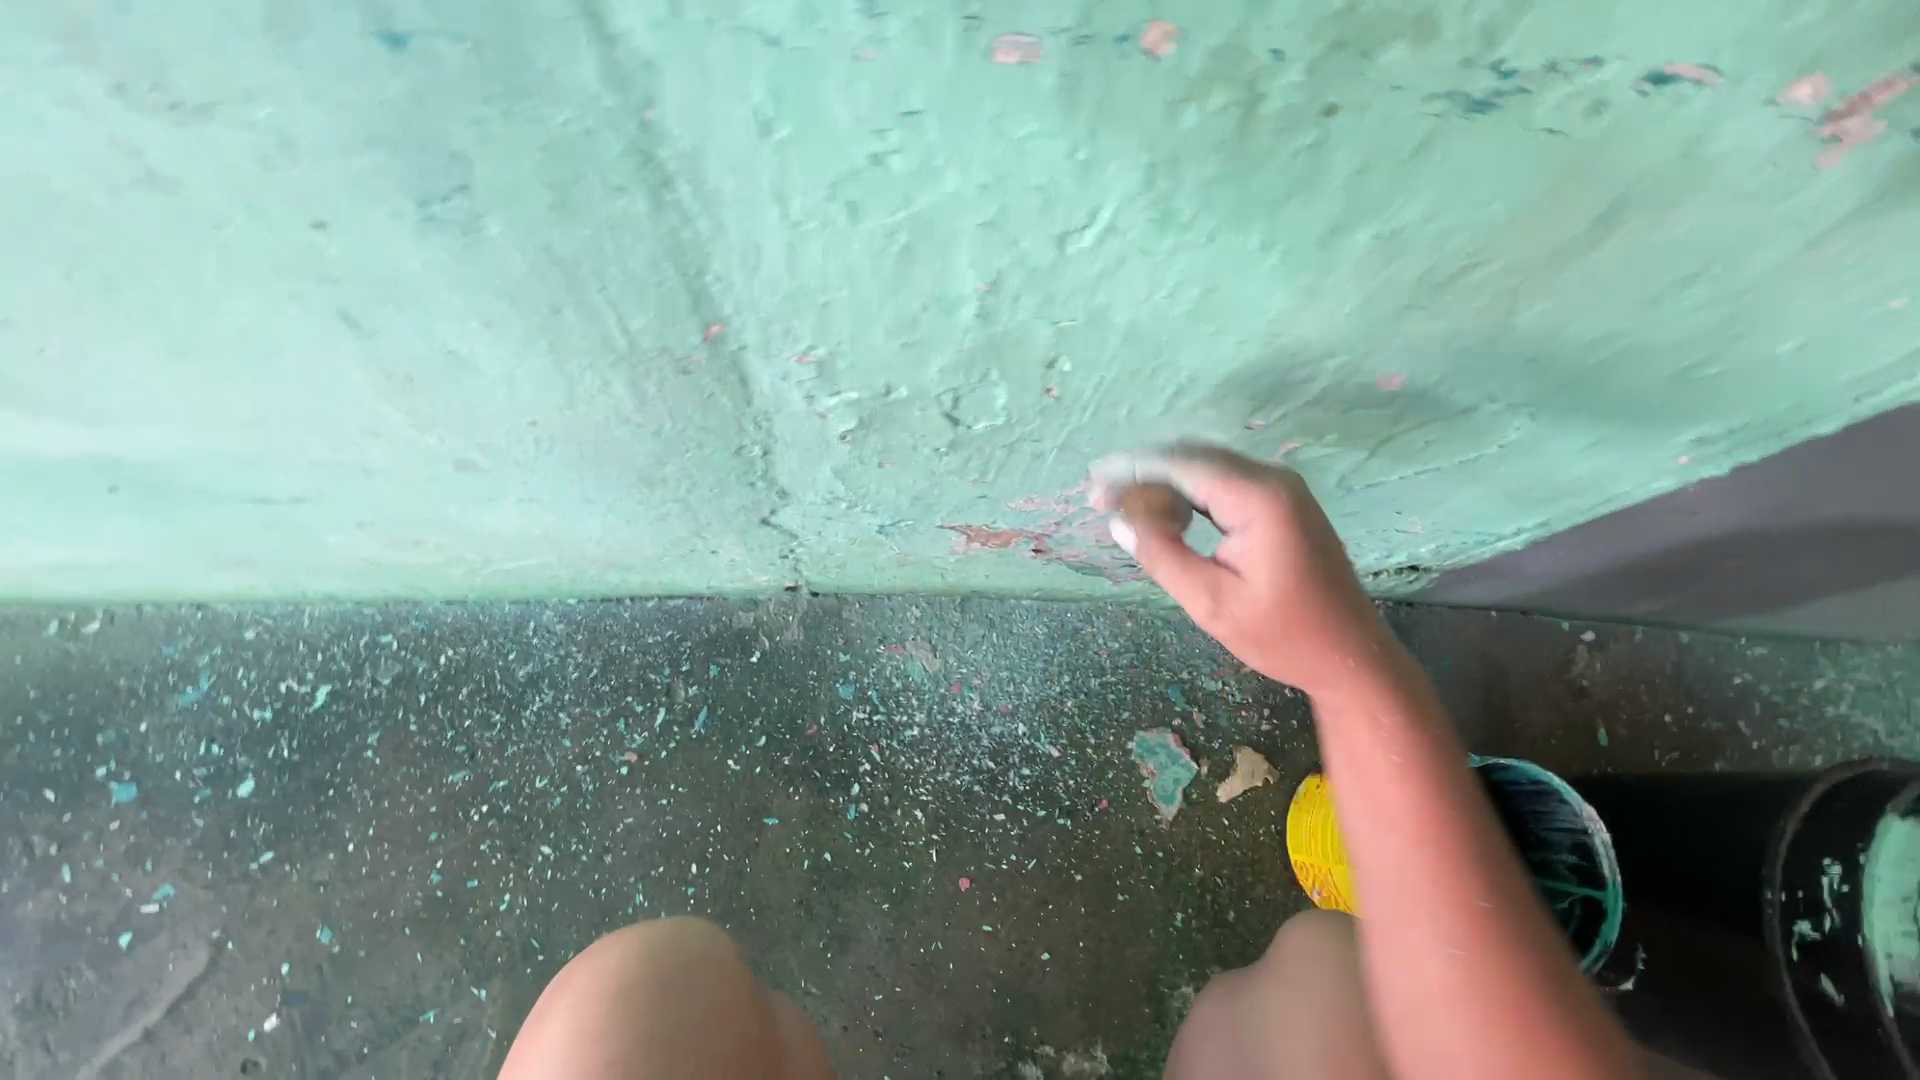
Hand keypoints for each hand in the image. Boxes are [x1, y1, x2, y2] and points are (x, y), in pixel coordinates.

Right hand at [1089, 444, 1391, 695]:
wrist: (1350, 655)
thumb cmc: (1283, 636)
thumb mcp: (1212, 602)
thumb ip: (1162, 556)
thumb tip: (1118, 521)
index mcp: (1259, 498)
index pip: (1181, 465)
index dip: (1132, 471)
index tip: (1093, 488)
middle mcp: (1272, 480)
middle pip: (1192, 459)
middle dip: (1143, 474)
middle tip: (1100, 500)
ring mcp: (1281, 489)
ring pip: (1206, 469)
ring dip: (1164, 485)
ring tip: (1124, 510)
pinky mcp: (1281, 504)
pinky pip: (1223, 485)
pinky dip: (1188, 496)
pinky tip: (1165, 517)